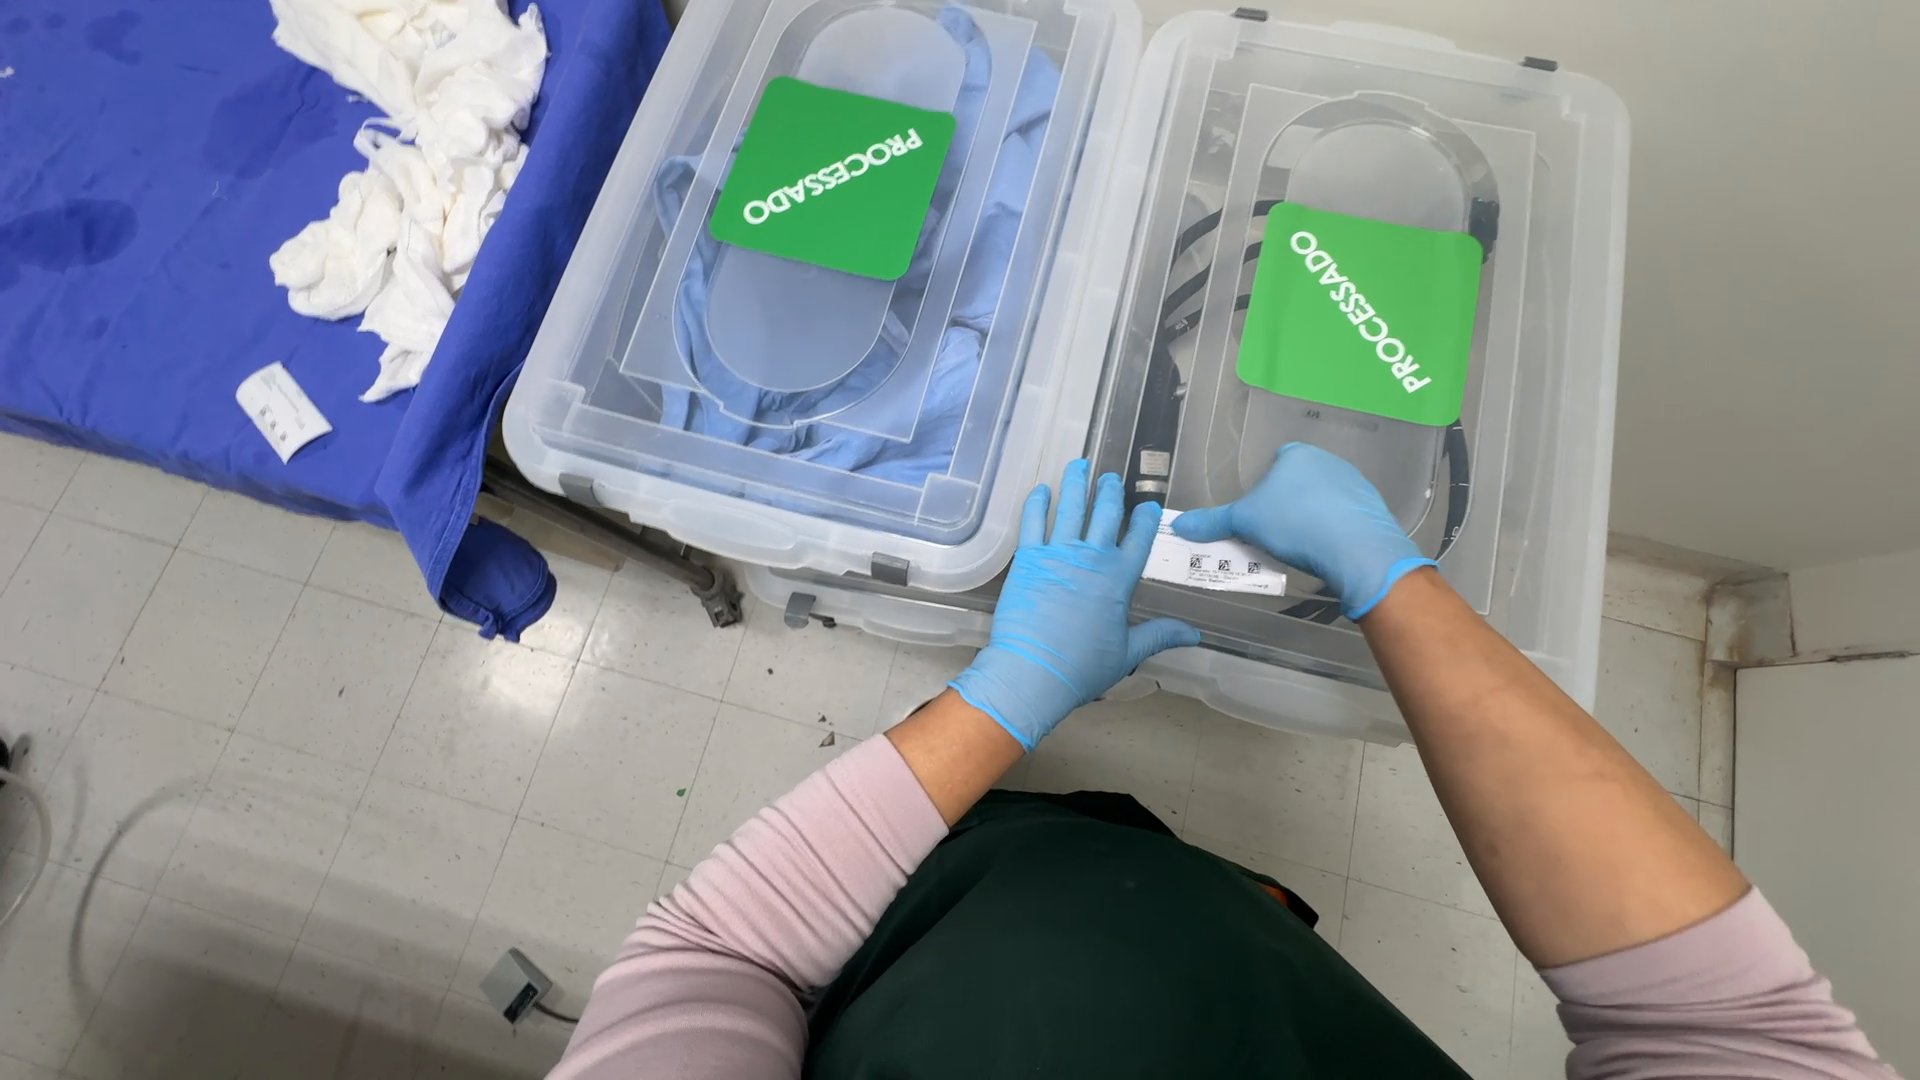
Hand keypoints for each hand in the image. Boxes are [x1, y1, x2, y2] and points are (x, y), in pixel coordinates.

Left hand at [950, 461, 1200, 750]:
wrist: (1034, 670)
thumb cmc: (1082, 666)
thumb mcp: (1128, 652)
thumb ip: (1159, 635)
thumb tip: (1194, 634)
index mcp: (1119, 579)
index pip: (1138, 539)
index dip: (1144, 519)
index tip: (1147, 504)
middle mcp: (1092, 558)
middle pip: (1105, 514)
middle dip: (1110, 492)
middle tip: (1110, 477)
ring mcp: (1058, 554)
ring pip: (1071, 508)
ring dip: (1076, 483)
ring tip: (1079, 465)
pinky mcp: (1028, 558)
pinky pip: (1033, 522)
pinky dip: (1037, 503)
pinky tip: (1040, 490)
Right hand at [1171, 442, 1433, 619]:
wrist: (1356, 549)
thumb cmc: (1292, 523)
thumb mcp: (1243, 523)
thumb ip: (1211, 522)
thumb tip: (1178, 525)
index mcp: (1298, 455)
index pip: (1276, 461)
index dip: (1265, 486)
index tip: (1258, 512)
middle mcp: (1329, 462)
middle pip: (1298, 481)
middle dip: (1285, 504)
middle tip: (1270, 532)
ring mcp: (1356, 485)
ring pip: (1322, 500)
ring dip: (1309, 518)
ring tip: (1296, 546)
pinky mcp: (1374, 510)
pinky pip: (1344, 517)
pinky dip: (1333, 531)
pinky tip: (1323, 550)